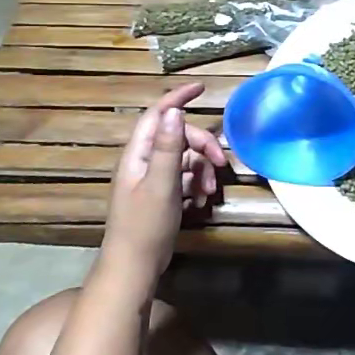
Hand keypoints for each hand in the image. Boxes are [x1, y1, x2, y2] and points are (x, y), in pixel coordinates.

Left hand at [100, 83, 227, 281]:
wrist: (134, 266)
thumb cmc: (145, 225)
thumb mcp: (161, 184)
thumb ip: (168, 147)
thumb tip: (174, 111)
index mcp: (138, 153)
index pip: (158, 114)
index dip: (178, 98)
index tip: (201, 88)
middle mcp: (143, 161)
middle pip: (178, 137)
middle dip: (202, 146)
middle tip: (221, 164)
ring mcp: (152, 178)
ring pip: (185, 159)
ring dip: (202, 170)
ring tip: (210, 192)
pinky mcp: (161, 195)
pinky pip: (184, 178)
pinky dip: (196, 185)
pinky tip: (202, 202)